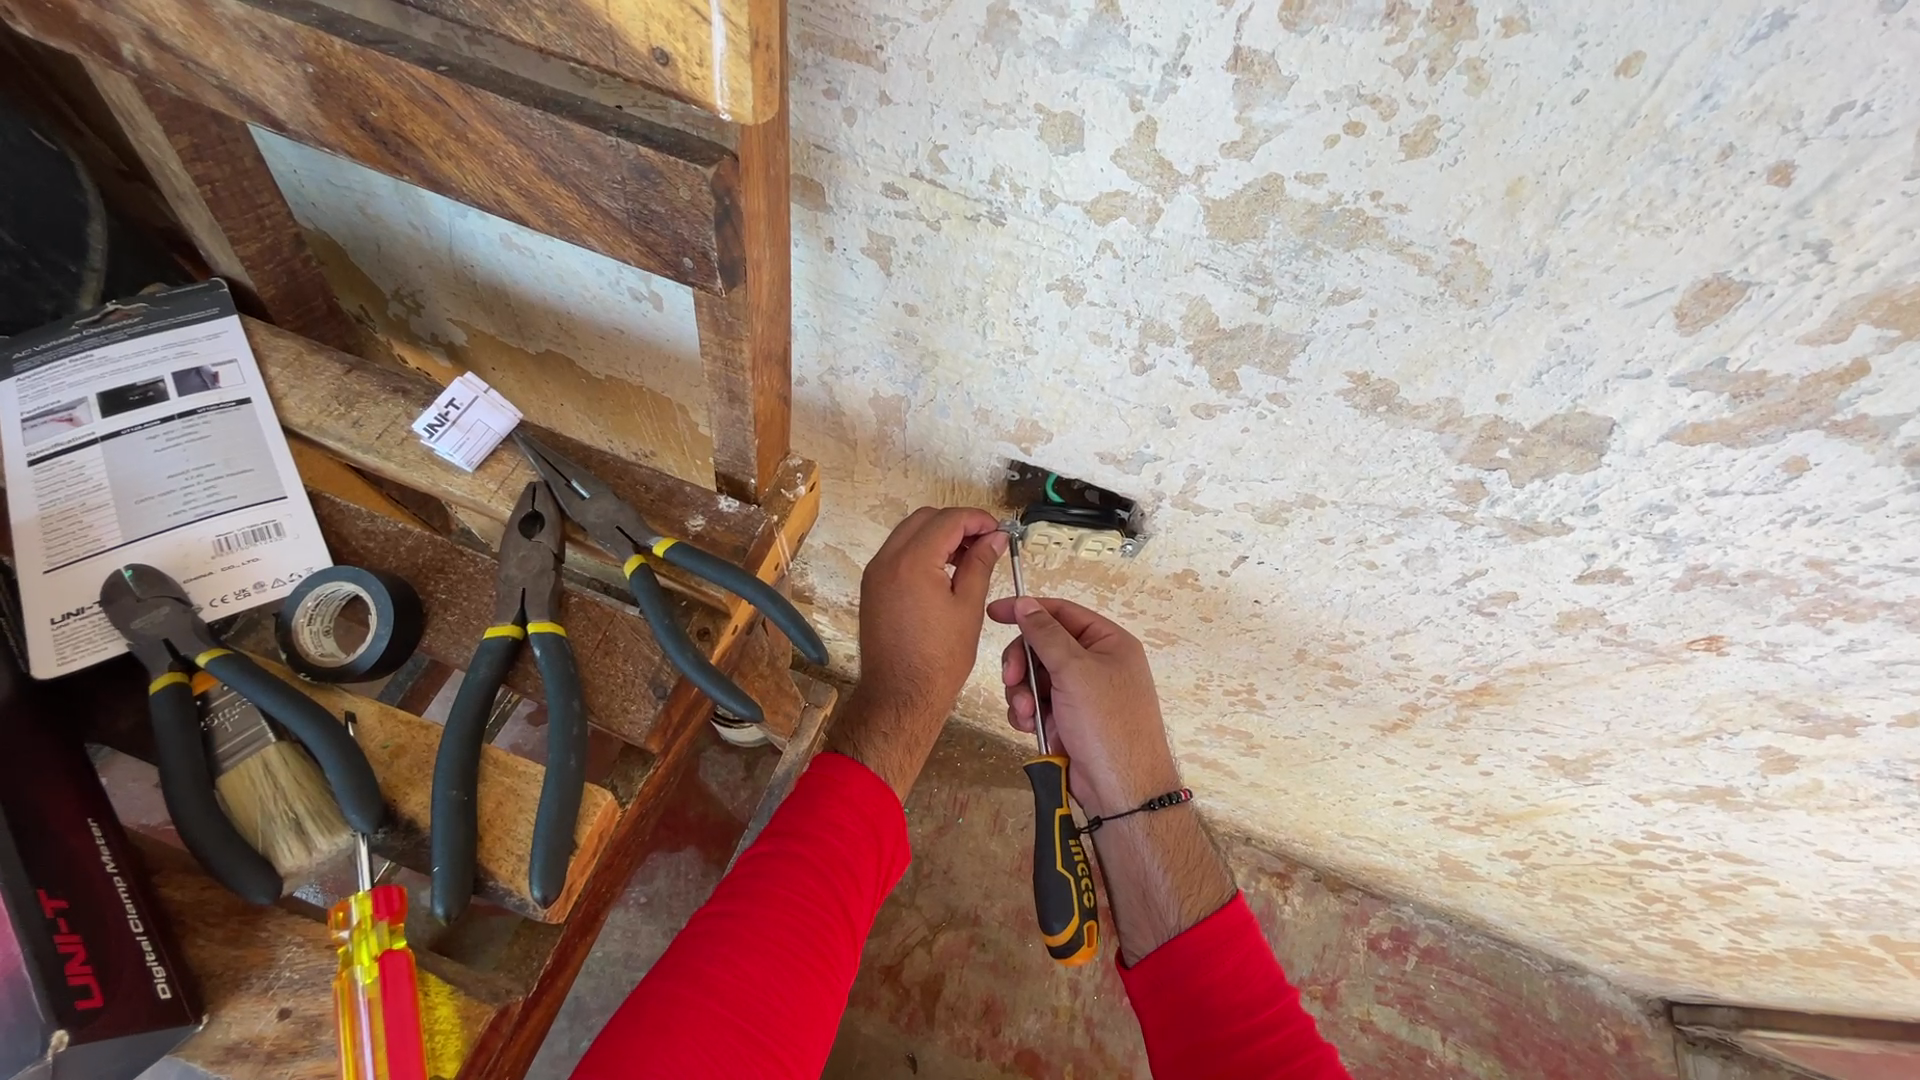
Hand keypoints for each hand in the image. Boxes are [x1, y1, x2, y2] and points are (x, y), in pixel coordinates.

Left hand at [834, 507, 1005, 799]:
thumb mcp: (968, 606)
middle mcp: (887, 559)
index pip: (948, 520)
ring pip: (909, 533)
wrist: (900, 695)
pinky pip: (898, 553)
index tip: (998, 531)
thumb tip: (994, 538)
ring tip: (968, 557)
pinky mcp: (872, 587)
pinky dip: (922, 550)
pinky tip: (944, 570)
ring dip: (938, 535)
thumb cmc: (940, 658)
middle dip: (957, 523)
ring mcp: (875, 573)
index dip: (977, 519)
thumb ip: (980, 564)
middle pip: (925, 519)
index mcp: (912, 562)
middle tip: (985, 542)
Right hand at [987, 597, 1180, 817]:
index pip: (1062, 612)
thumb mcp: (1074, 669)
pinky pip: (1036, 703)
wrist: (1121, 789)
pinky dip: (1027, 712)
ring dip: (1023, 692)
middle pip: (1043, 646)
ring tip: (1027, 714)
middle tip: (1011, 678)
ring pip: (1035, 677)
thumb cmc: (1106, 722)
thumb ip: (1045, 633)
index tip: (994, 614)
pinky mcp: (1068, 719)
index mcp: (1108, 642)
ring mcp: (1081, 693)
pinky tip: (1029, 727)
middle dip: (1023, 663)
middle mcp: (1096, 663)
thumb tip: (1026, 603)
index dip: (1027, 610)